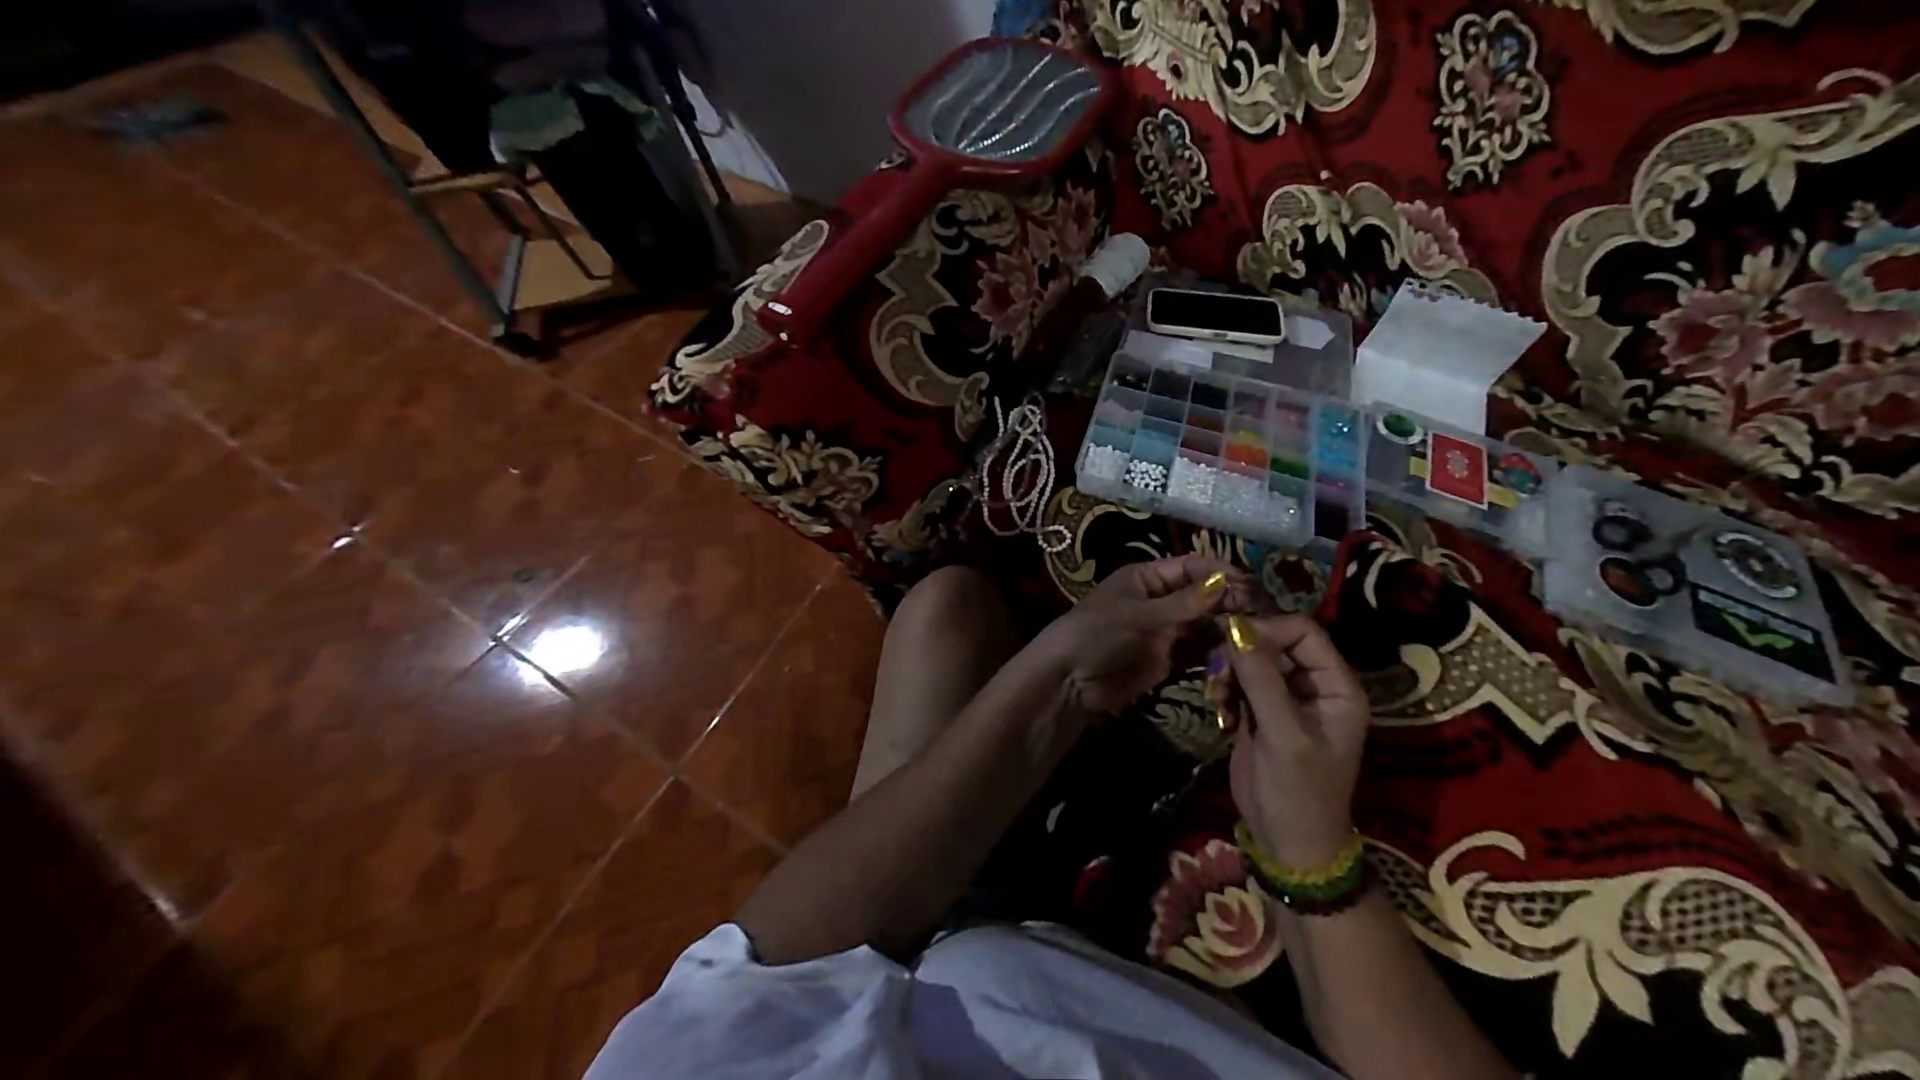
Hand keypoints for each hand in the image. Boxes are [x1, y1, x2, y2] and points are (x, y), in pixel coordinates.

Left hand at [1035, 554, 1252, 715]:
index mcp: (1146, 577)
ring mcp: (1165, 631)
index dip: (1221, 574)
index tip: (1252, 586)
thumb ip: (1183, 603)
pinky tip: (1238, 657)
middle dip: (1230, 603)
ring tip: (1257, 636)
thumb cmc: (1097, 634)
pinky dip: (1217, 654)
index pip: (1191, 567)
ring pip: (1205, 625)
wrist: (1069, 681)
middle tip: (1264, 615)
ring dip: (1228, 629)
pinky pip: (1199, 651)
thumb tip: (1225, 583)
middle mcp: (1159, 600)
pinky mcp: (1168, 659)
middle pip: (1203, 596)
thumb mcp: (1139, 615)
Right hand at [1225, 615, 1371, 866]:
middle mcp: (1314, 686)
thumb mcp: (1283, 735)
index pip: (1303, 632)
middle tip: (1216, 672)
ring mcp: (1286, 698)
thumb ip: (1262, 679)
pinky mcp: (1261, 711)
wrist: (1286, 842)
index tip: (1231, 643)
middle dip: (1242, 651)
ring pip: (1252, 659)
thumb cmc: (1298, 791)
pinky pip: (1240, 680)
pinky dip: (1225, 686)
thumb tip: (1236, 627)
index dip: (1267, 630)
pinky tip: (1218, 707)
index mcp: (1336, 687)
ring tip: (1216, 694)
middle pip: (1275, 641)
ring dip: (1228, 669)